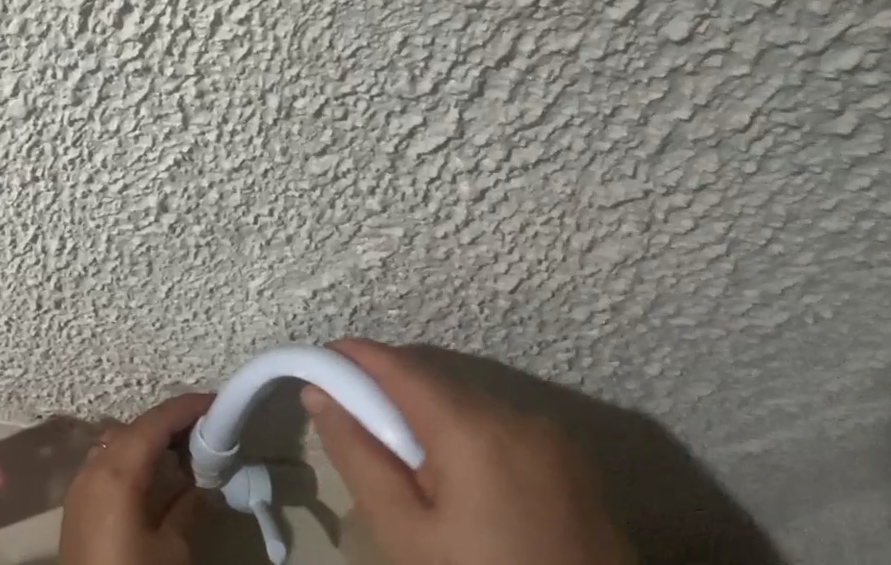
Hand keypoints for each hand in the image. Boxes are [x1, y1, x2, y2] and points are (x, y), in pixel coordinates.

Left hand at [60, 393, 214, 564]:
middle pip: (133, 429)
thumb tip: (198, 486)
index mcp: (116, 471)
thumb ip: (186, 510)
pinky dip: (133, 459)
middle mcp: (93, 467)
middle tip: (207, 428)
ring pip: (117, 444)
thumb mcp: (171, 551)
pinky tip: (157, 476)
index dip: (184, 408)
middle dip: (169, 423)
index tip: (215, 401)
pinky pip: (107, 463)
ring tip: (187, 450)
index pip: (153, 423)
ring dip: (149, 441)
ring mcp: (80, 484)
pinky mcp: (78, 504)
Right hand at [305, 339, 634, 564]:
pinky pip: (501, 422)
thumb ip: (357, 455)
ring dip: (426, 408)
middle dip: (386, 386)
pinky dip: (464, 427)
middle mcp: (518, 415)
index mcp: (473, 427)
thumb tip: (318, 394)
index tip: (314, 363)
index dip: (350, 356)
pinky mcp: (576, 464)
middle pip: (433, 375)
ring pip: (467, 396)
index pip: (396, 364)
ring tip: (405, 457)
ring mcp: (555, 438)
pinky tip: (455, 473)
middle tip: (353, 422)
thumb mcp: (405, 533)